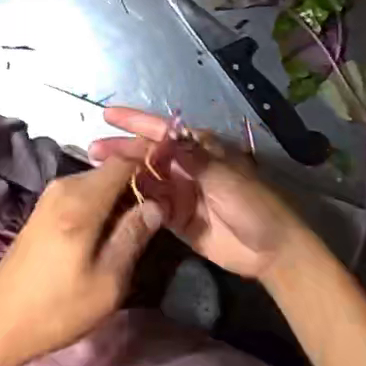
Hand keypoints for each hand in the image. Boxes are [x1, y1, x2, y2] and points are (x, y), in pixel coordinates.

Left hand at [0, 156, 162, 365]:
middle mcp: (64, 186)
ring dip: (120, 197)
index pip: (123, 161)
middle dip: (137, 183)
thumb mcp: (107, 281)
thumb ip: (133, 236)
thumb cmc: (57, 307)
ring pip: (97, 183)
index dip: (150, 164)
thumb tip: (156, 204)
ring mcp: (51, 196)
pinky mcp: (44, 209)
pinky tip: (112, 231)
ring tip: (142, 224)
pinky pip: (82, 194)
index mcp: (81, 199)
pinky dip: (102, 204)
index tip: (172, 181)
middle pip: (110, 171)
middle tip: (163, 209)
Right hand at [90, 107, 310, 279]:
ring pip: (144, 178)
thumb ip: (192, 158)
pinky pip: (150, 204)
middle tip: (93, 151)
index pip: (162, 130)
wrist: (272, 250)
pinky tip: (114, 198)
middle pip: (147, 154)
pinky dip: (133, 200)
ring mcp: (179, 192)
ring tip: (96, 174)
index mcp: (199, 149)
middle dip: (121, 150)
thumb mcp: (223, 177)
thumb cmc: (253, 203)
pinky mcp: (176, 218)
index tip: (108, 115)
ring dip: (123, 175)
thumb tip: (165, 135)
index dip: (135, 121)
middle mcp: (185, 167)